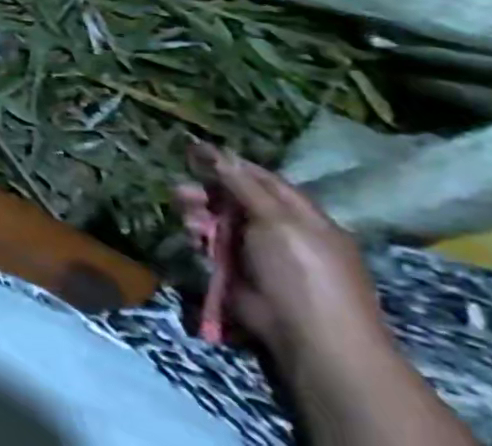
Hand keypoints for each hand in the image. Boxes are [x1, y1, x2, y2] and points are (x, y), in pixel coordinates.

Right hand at [176, 141, 387, 361]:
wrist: (310, 341)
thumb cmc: (303, 270)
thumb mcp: (277, 219)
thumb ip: (243, 185)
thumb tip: (218, 151)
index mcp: (299, 215)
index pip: (261, 180)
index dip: (230, 164)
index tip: (195, 151)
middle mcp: (278, 232)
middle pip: (234, 201)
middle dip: (206, 192)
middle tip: (181, 190)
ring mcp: (257, 257)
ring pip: (219, 225)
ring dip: (199, 215)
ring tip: (184, 214)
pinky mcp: (238, 278)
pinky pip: (213, 252)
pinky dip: (200, 242)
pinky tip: (193, 239)